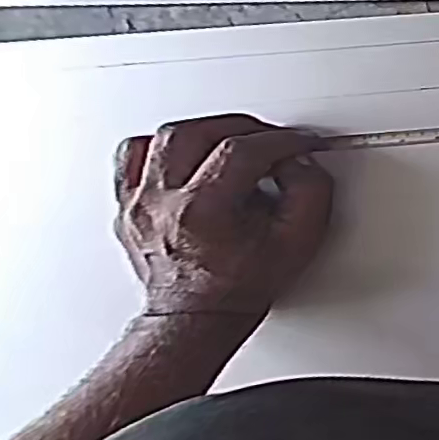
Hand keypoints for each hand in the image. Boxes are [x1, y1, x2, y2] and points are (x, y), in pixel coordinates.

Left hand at [113, 114, 334, 318]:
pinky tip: (195, 157)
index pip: (243, 149)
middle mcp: (160, 203)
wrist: (201, 312)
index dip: (283, 140)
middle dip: (243, 127)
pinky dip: (168, 148)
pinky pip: (134, 158)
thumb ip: (311, 190)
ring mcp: (136, 204)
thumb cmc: (246, 281)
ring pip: (159, 139)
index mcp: (203, 210)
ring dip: (204, 131)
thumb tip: (301, 162)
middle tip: (271, 137)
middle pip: (194, 133)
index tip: (302, 143)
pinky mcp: (127, 205)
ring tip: (234, 141)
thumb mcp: (303, 236)